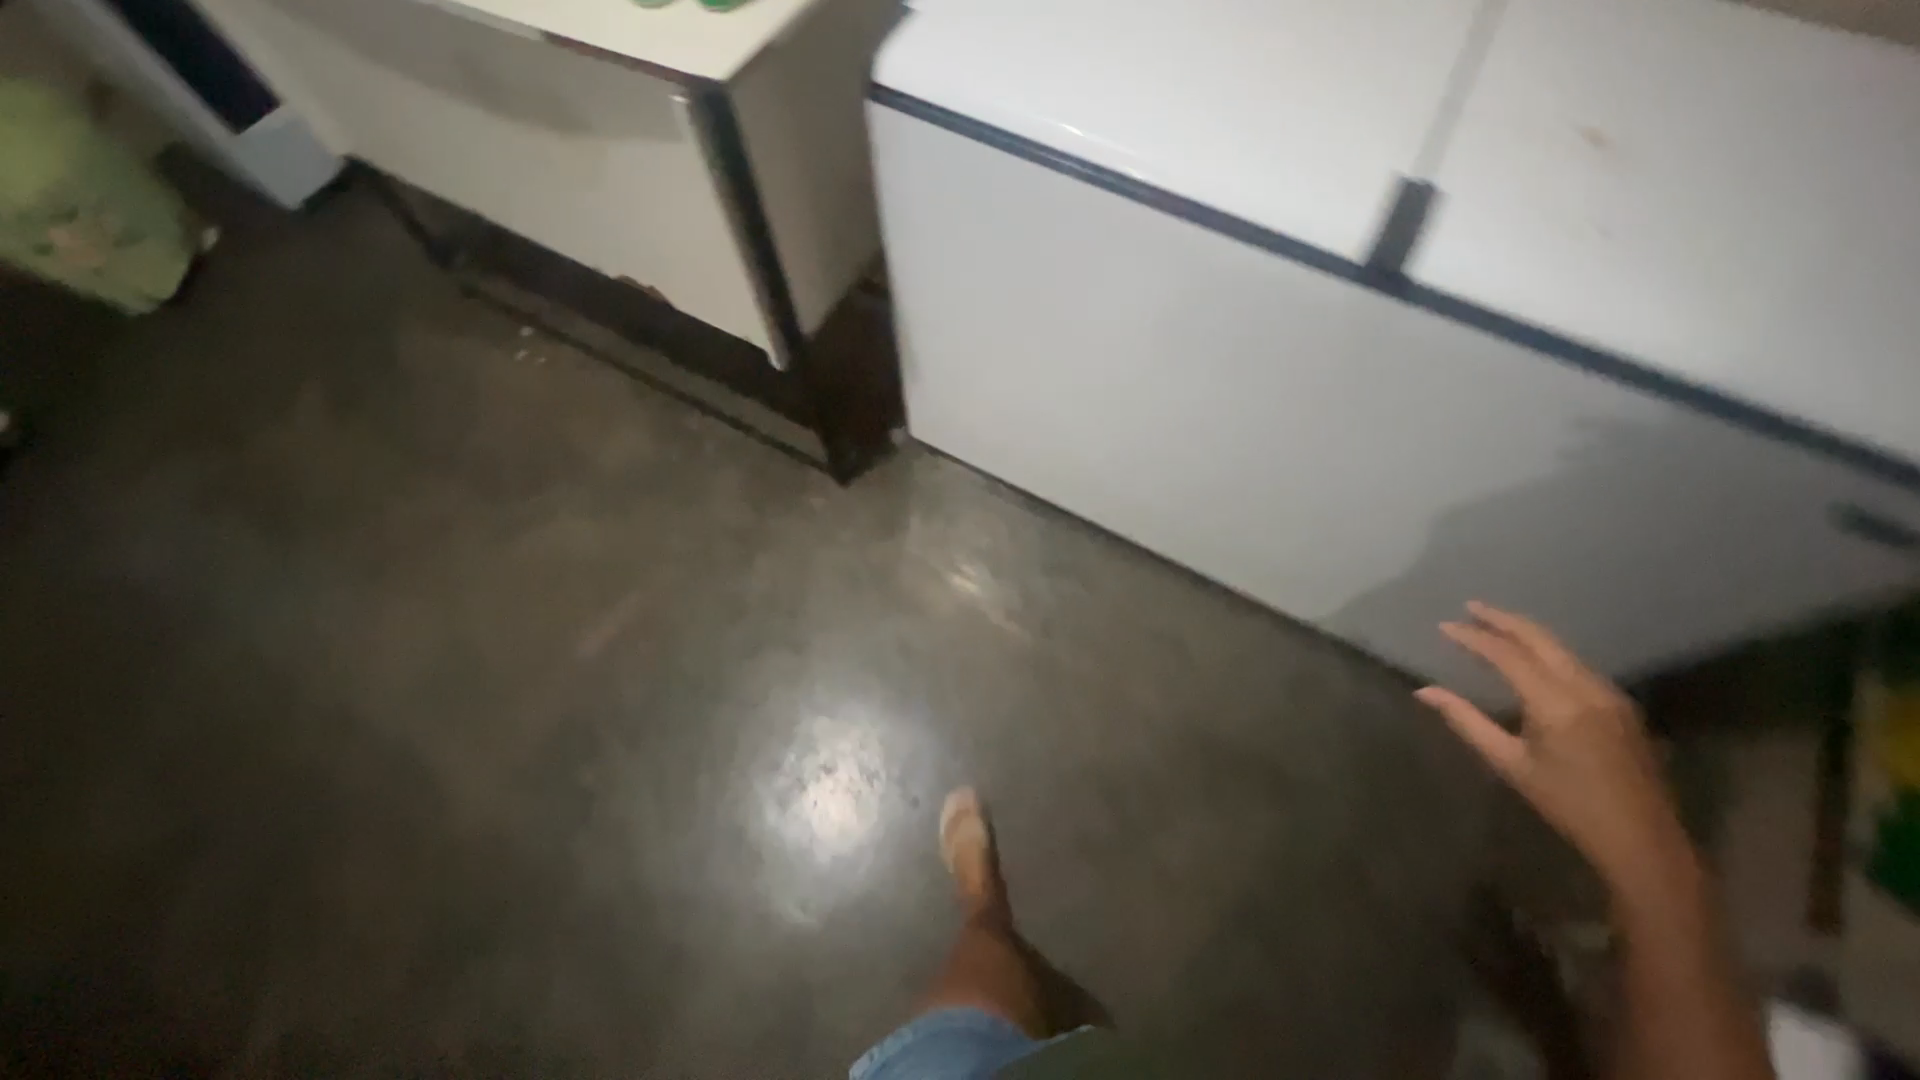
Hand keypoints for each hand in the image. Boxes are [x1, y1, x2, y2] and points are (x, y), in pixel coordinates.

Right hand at [1416, 602, 1693, 891]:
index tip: (1443, 626)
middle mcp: (1586, 688)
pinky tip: (1531, 657)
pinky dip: (1547, 651)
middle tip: (1470, 607)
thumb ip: (1466, 721)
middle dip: (1503, 620)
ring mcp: (1609, 693)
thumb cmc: (1567, 804)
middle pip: (1540, 638)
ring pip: (1561, 648)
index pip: (1507, 654)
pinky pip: (1576, 664)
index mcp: (1556, 703)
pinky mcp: (1620, 704)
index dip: (1473, 637)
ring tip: (1494, 626)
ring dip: (1526, 633)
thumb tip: (1425, 692)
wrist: (1641, 838)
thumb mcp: (1510, 763)